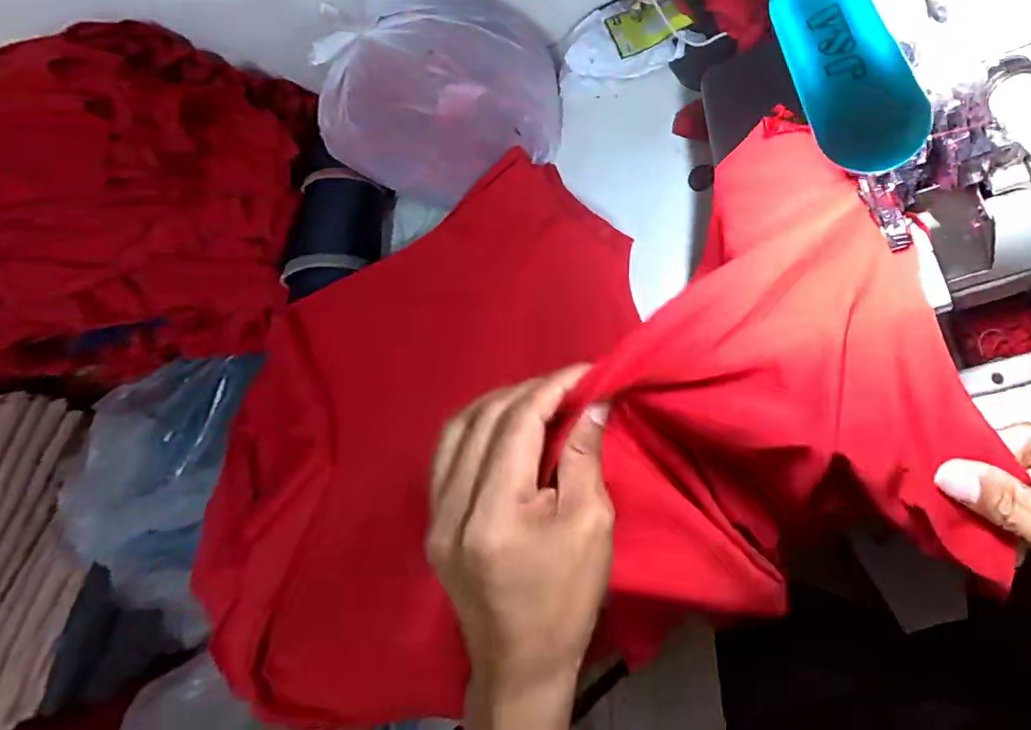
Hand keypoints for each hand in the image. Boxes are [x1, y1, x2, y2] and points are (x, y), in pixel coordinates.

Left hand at [426, 364, 612, 729]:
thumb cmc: (568, 593)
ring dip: (502, 403)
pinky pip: (449, 455)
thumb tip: (595, 403)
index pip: (516, 423)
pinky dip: (482, 426)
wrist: (522, 660)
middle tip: (575, 383)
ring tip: (545, 397)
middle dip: (532, 389)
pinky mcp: (435, 525)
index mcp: (492, 513)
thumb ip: (584, 457)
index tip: (590, 371)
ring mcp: (435, 519)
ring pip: (456, 432)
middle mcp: (451, 510)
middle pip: (484, 421)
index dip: (554, 386)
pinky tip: (512, 425)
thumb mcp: (592, 521)